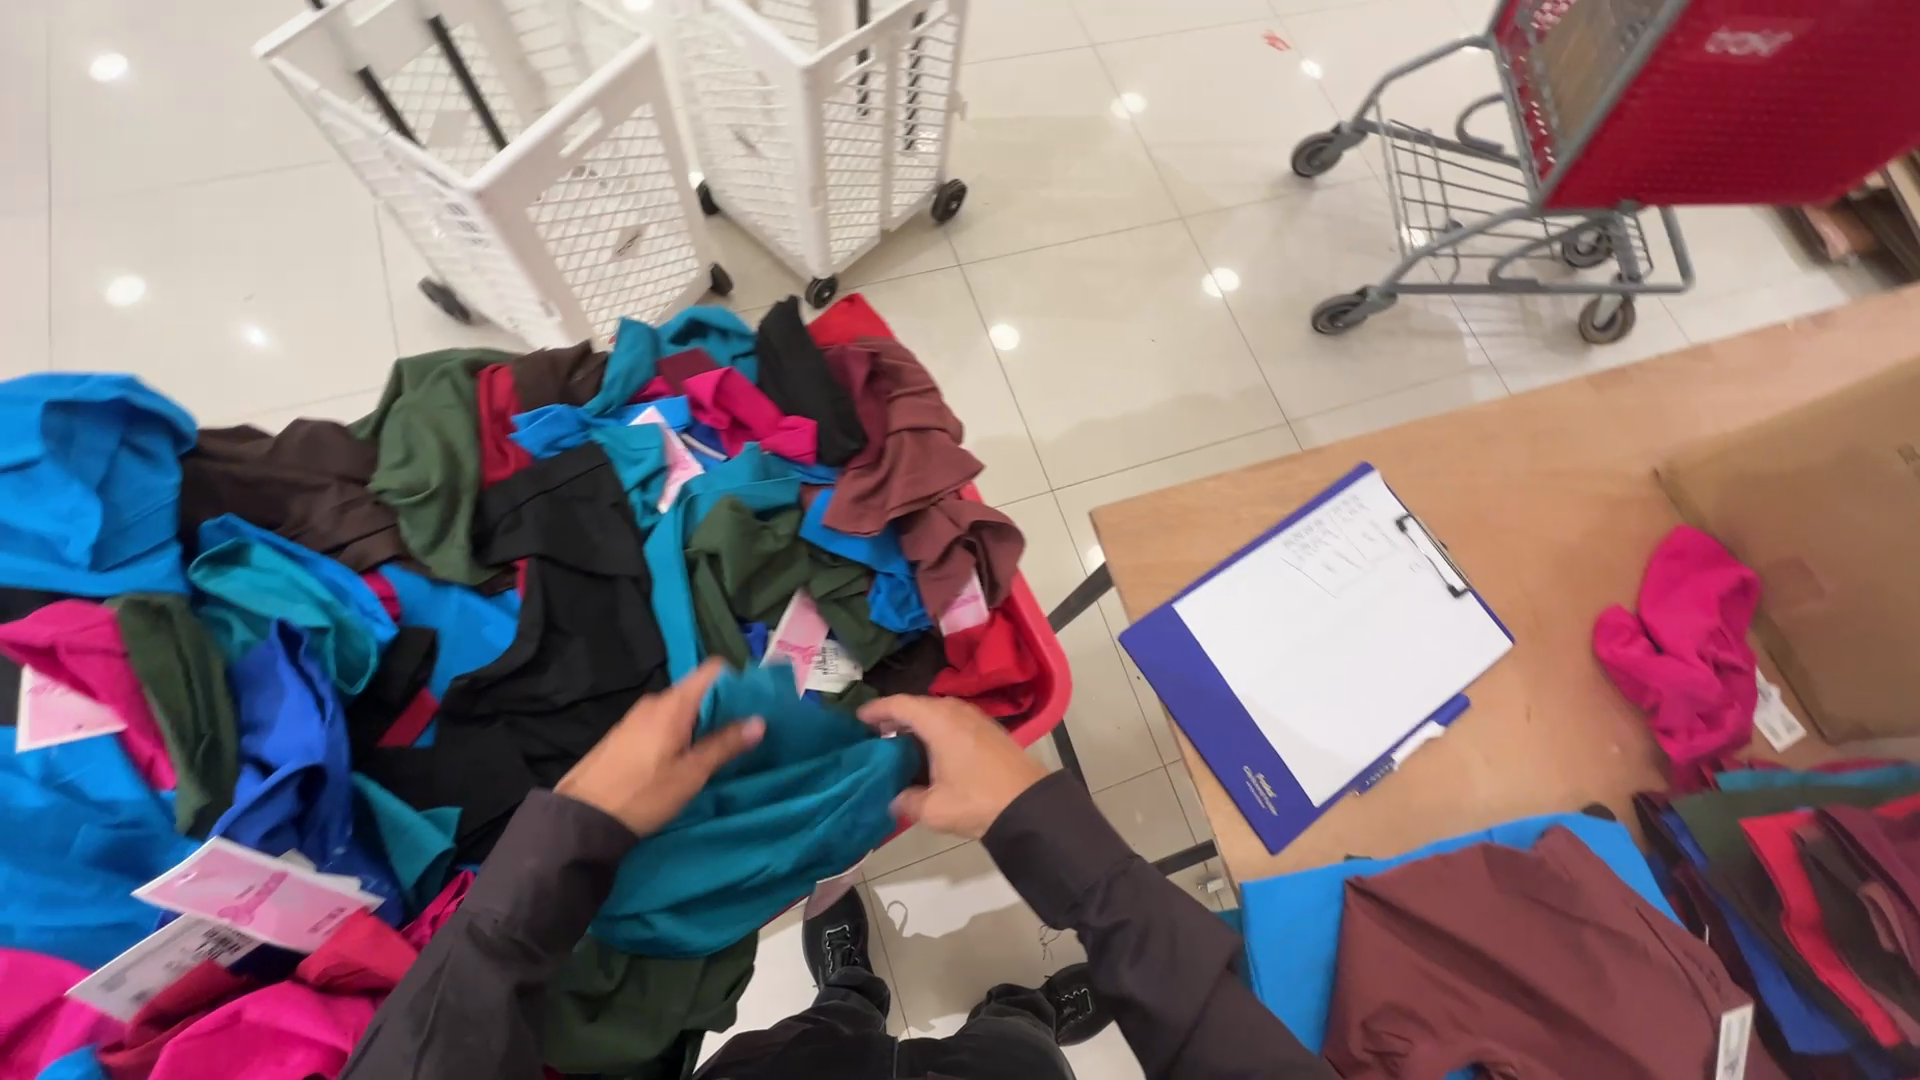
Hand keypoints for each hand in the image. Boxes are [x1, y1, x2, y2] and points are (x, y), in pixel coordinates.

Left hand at [556, 660, 763, 835]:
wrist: (580, 820)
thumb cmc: (643, 794)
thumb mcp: (691, 773)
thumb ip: (725, 744)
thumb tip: (759, 721)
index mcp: (674, 704)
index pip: (713, 669)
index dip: (737, 680)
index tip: (754, 702)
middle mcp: (655, 702)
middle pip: (699, 690)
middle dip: (723, 706)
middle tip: (743, 730)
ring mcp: (637, 717)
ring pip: (682, 707)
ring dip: (702, 721)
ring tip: (719, 747)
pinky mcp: (626, 734)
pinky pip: (665, 720)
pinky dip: (682, 730)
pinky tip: (686, 756)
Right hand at [857, 695, 1047, 839]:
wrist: (1029, 805)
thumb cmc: (977, 801)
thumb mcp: (934, 809)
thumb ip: (906, 801)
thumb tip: (895, 797)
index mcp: (938, 721)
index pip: (899, 705)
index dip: (876, 710)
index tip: (857, 718)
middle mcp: (955, 711)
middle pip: (917, 705)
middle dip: (894, 716)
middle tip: (872, 733)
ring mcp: (974, 717)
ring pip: (936, 711)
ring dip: (916, 722)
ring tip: (896, 741)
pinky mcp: (987, 729)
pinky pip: (951, 719)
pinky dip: (934, 727)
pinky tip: (928, 748)